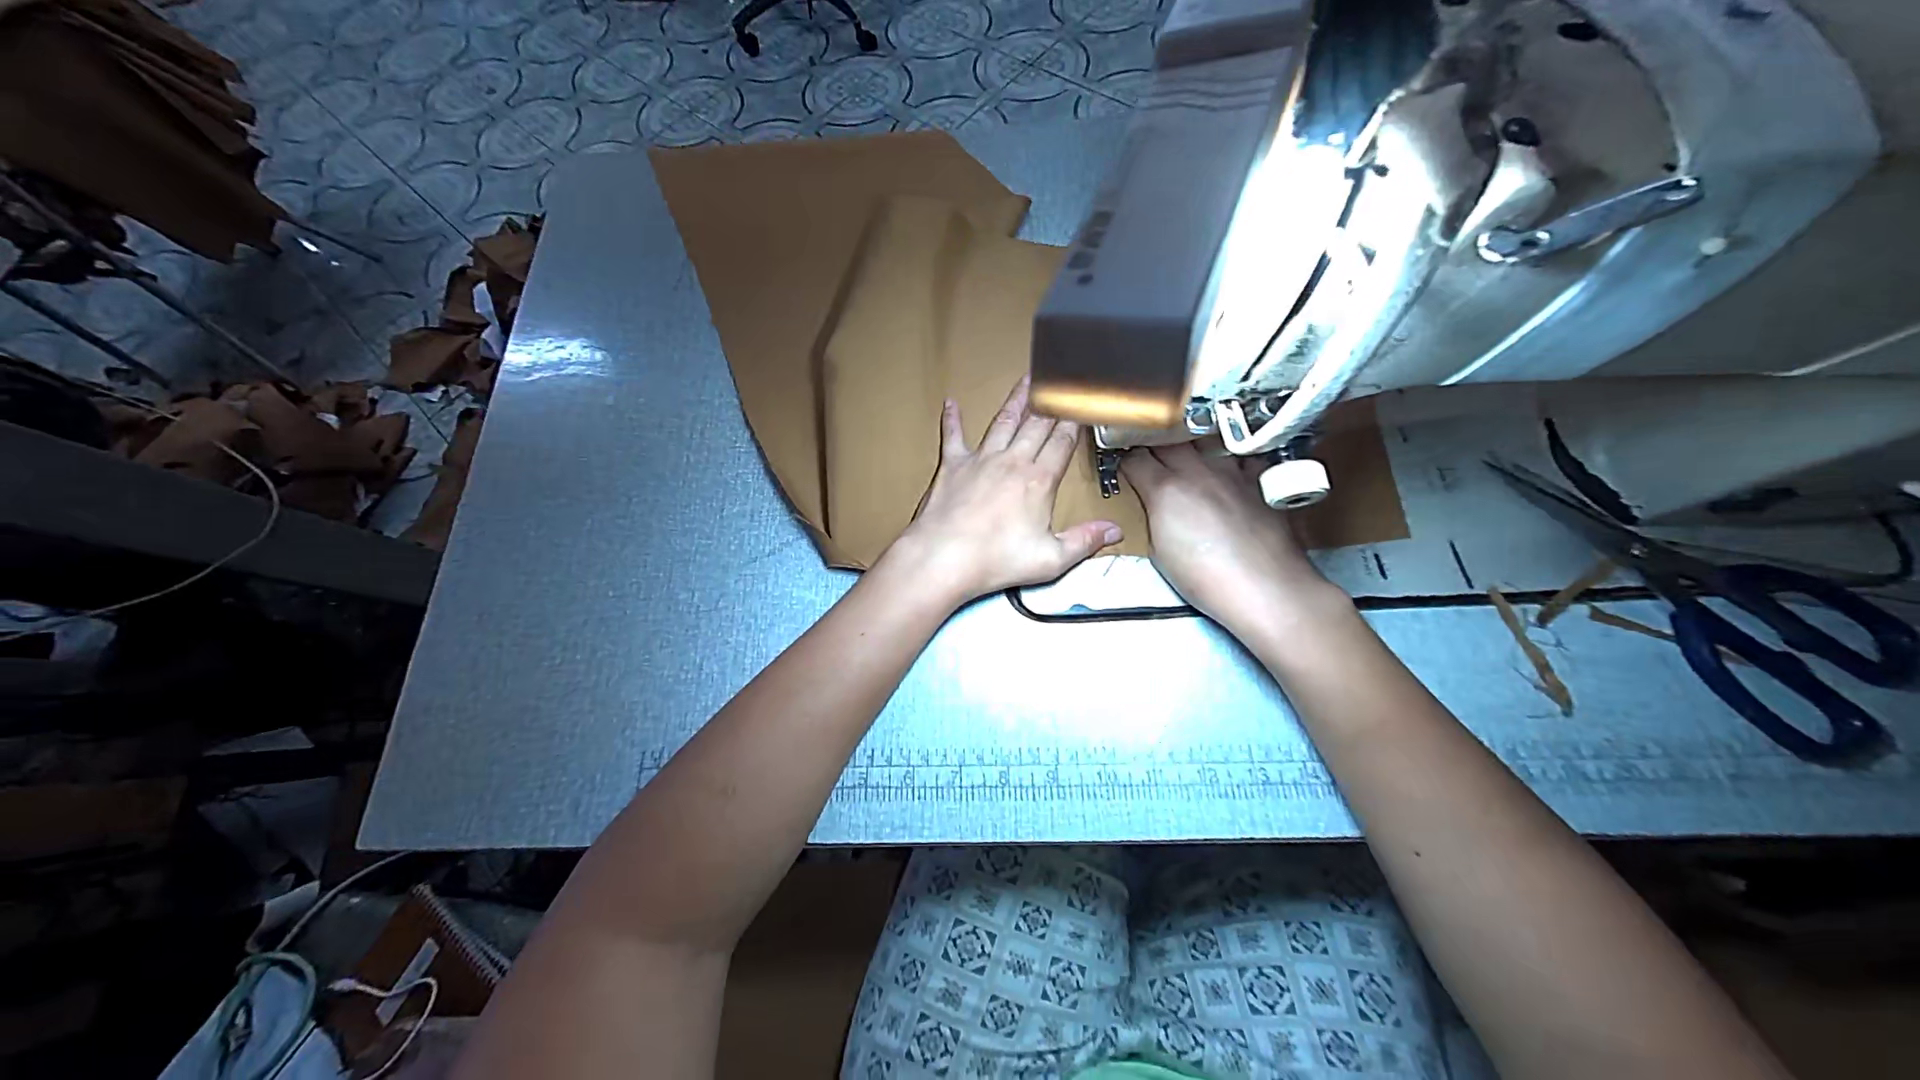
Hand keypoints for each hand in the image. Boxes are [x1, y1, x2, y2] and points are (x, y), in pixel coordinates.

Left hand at [881, 377, 1121, 606]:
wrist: (944, 557)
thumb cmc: (995, 560)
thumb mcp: (1051, 559)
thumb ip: (1085, 541)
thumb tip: (1115, 532)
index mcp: (1039, 481)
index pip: (1062, 443)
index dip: (1073, 423)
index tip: (1081, 406)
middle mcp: (1012, 462)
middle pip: (1036, 425)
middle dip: (1049, 403)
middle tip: (1057, 383)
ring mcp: (981, 460)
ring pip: (1002, 421)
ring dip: (1015, 401)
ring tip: (1025, 380)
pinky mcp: (952, 466)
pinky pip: (953, 436)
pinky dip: (952, 419)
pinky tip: (951, 403)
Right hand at [1122, 442, 1347, 634]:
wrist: (1263, 588)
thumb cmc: (1208, 579)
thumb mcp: (1159, 553)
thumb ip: (1153, 519)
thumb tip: (1155, 509)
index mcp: (1164, 491)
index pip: (1134, 458)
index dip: (1125, 462)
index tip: (1125, 470)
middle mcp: (1197, 473)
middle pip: (1165, 440)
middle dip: (1152, 447)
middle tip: (1148, 459)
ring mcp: (1230, 473)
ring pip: (1202, 440)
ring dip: (1189, 447)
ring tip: (1186, 460)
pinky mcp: (1257, 480)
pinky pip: (1240, 456)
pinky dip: (1229, 458)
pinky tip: (1227, 471)